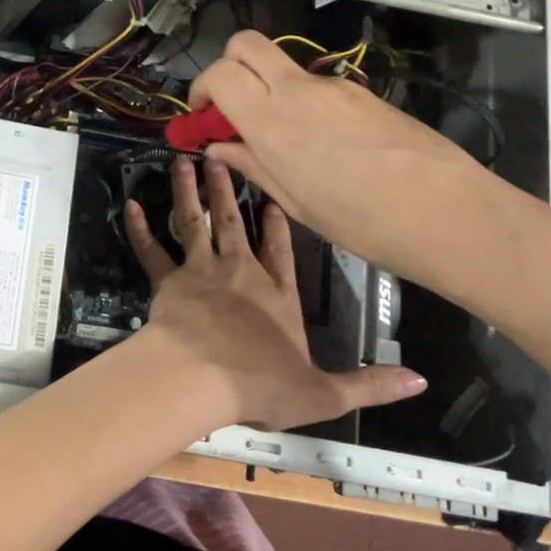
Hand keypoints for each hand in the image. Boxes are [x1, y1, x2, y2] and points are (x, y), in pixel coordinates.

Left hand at [123, 156, 424, 431]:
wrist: (200, 378)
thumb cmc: (260, 384)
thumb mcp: (324, 393)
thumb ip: (369, 384)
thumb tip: (420, 382)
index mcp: (278, 296)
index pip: (282, 252)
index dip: (278, 225)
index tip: (272, 199)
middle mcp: (239, 273)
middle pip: (232, 223)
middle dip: (226, 188)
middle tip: (218, 157)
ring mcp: (200, 272)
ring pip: (193, 223)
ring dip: (186, 193)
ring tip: (181, 163)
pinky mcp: (167, 280)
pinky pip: (150, 250)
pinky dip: (138, 227)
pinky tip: (129, 205)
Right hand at [188, 31, 550, 294]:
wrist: (454, 216)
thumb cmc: (367, 223)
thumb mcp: (297, 204)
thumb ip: (253, 166)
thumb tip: (220, 147)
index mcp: (273, 124)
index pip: (219, 74)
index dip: (201, 89)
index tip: (203, 116)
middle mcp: (298, 93)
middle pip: (246, 44)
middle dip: (227, 65)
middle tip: (231, 104)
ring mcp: (335, 88)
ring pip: (282, 65)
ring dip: (267, 86)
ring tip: (283, 135)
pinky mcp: (363, 94)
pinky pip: (317, 85)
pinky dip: (302, 101)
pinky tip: (324, 143)